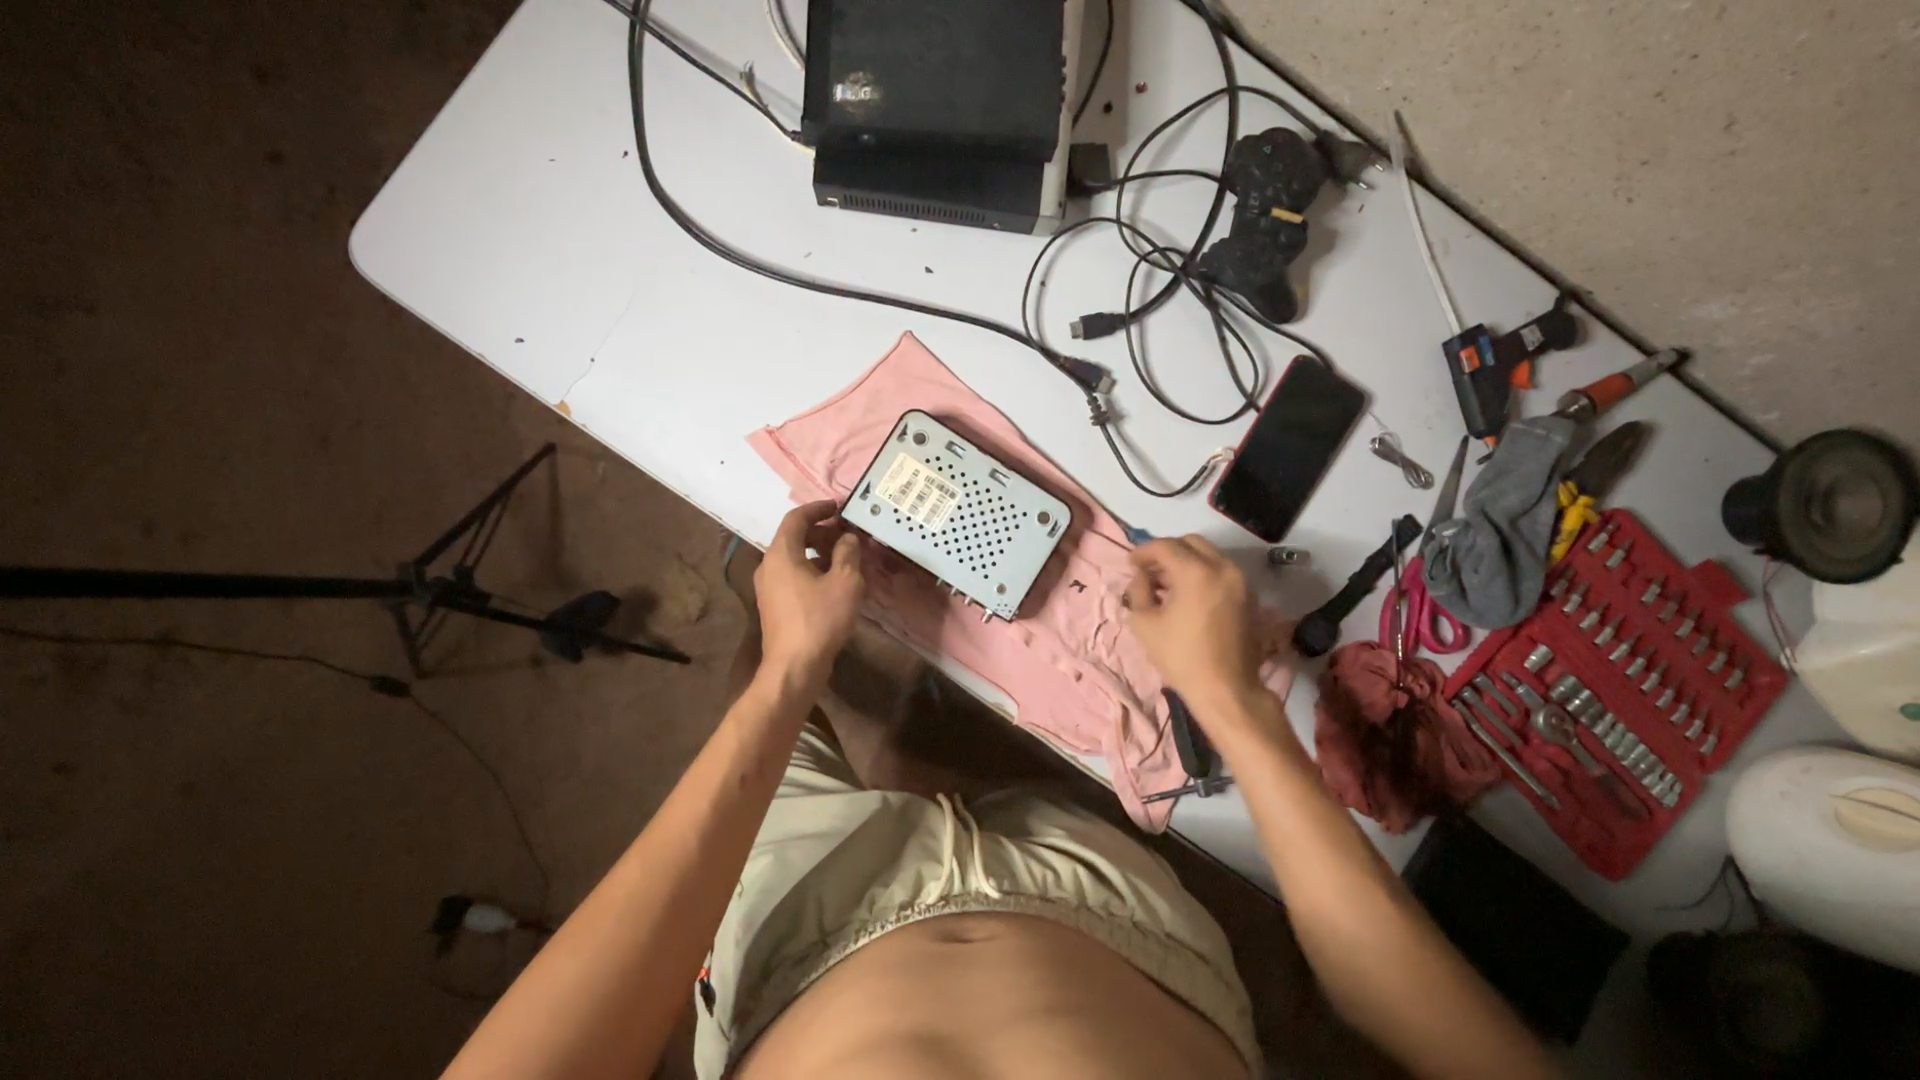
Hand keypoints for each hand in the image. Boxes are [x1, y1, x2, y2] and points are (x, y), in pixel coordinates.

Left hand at [755, 500, 865, 684]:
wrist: (794, 666)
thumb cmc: (820, 619)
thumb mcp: (845, 582)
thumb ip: (847, 553)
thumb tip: (847, 538)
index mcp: (781, 554)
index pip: (796, 518)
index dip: (818, 508)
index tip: (838, 507)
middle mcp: (768, 566)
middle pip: (793, 538)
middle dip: (821, 532)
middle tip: (847, 535)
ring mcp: (768, 588)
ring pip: (793, 559)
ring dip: (818, 553)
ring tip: (846, 559)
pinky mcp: (774, 606)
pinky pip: (793, 577)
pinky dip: (812, 571)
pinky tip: (834, 583)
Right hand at [1124, 535, 1263, 709]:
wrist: (1227, 689)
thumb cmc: (1181, 658)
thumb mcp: (1144, 623)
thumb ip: (1138, 590)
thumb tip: (1142, 576)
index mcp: (1196, 572)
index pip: (1165, 546)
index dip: (1143, 551)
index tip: (1130, 564)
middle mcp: (1224, 568)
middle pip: (1191, 543)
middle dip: (1167, 551)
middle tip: (1149, 569)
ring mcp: (1241, 581)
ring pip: (1209, 555)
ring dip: (1186, 561)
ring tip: (1167, 583)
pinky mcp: (1249, 596)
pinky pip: (1222, 571)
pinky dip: (1203, 573)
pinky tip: (1188, 594)